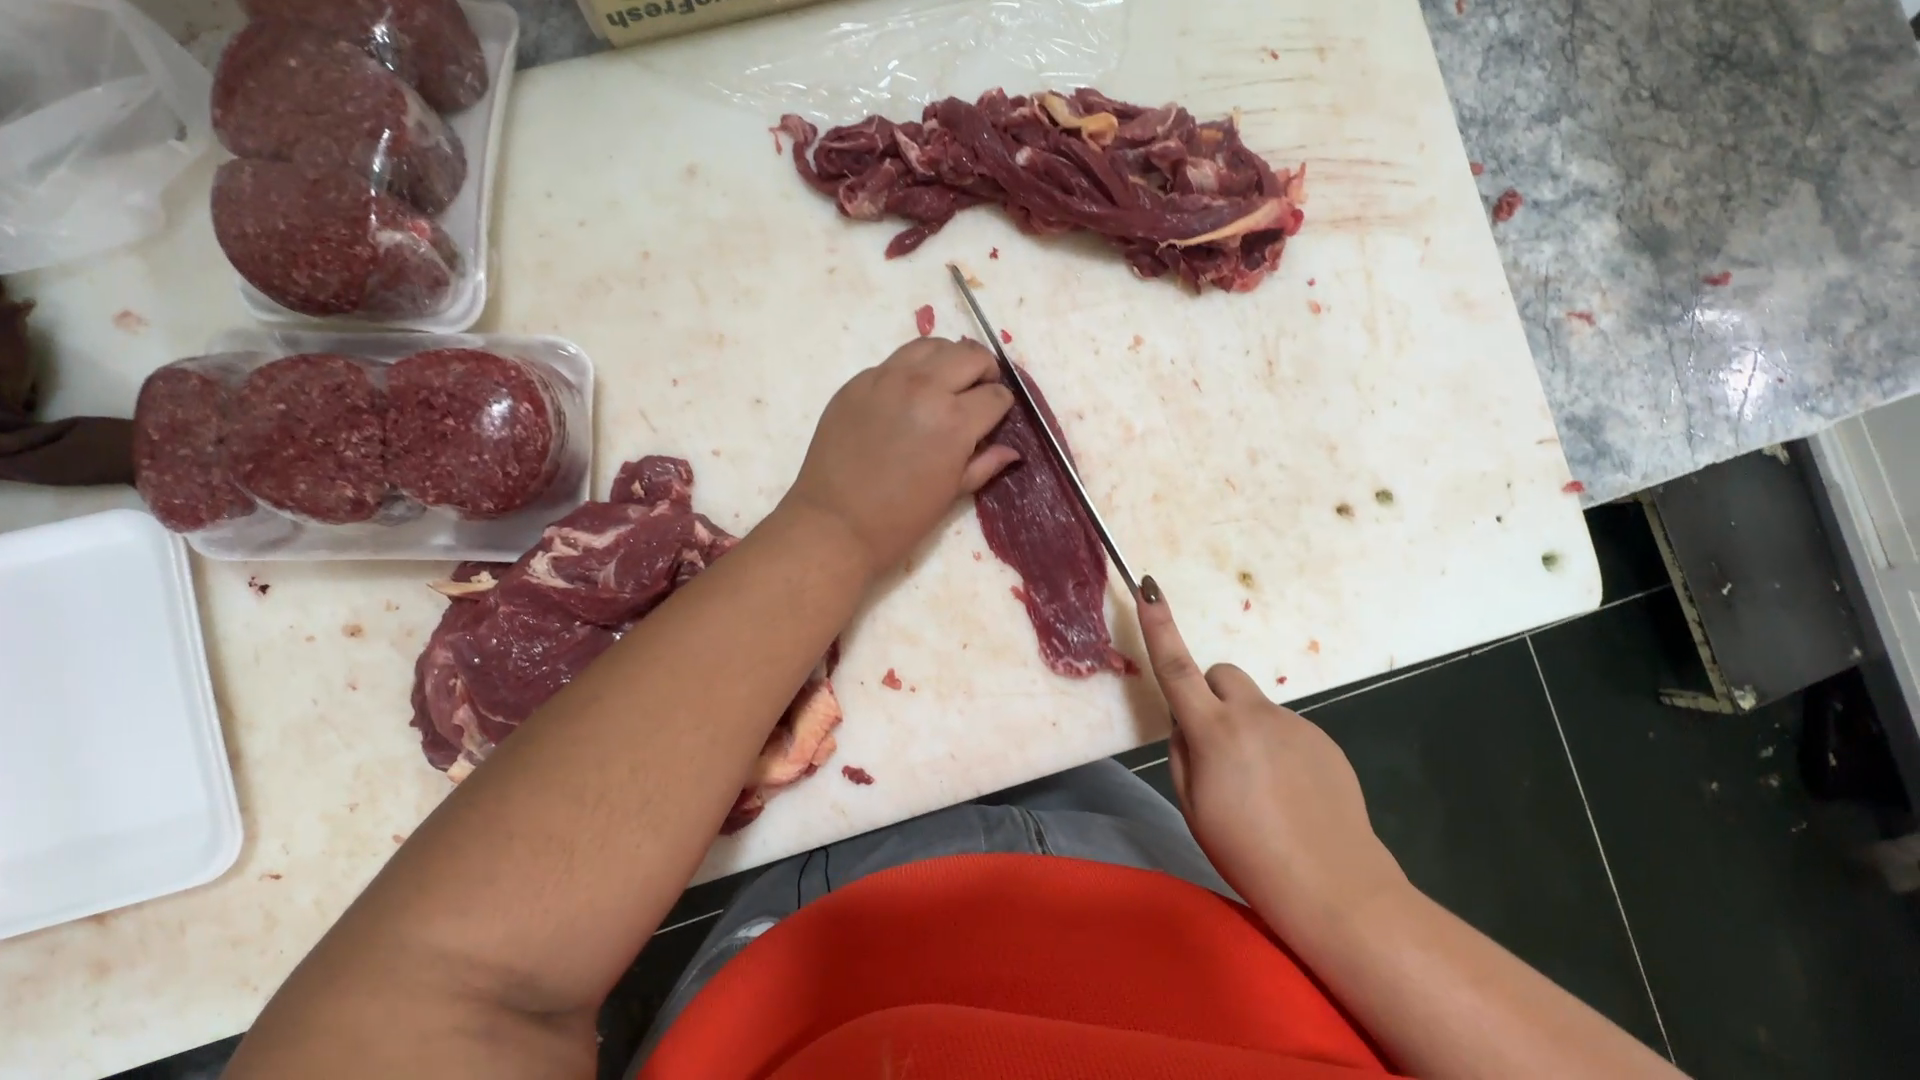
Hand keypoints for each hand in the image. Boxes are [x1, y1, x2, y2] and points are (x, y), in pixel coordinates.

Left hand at [782, 338, 1017, 577]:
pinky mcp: (857, 383)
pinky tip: (907, 397)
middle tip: (978, 391)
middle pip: (969, 355)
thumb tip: (1012, 450)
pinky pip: (894, 362)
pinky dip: (910, 371)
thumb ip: (984, 463)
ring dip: (948, 360)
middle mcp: (923, 388)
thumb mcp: (952, 493)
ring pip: (931, 346)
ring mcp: (886, 380)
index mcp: (954, 420)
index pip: (995, 395)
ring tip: (946, 382)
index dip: (1002, 406)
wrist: (835, 523)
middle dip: (983, 371)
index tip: (996, 417)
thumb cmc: (900, 519)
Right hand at [1135, 578, 1406, 929]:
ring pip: (1255, 707)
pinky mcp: (1324, 740)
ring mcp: (1296, 725)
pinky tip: (1288, 793)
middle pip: (1221, 675)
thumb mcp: (1193, 807)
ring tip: (1259, 787)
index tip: (1149, 588)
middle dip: (1209, 694)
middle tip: (1211, 742)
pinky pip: (1286, 730)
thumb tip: (1186, 723)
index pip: (1177, 669)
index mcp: (1214, 731)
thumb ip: (1182, 753)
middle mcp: (1255, 715)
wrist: (1333, 885)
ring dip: (1244, 728)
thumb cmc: (1247, 852)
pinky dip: (1276, 748)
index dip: (1159, 627)